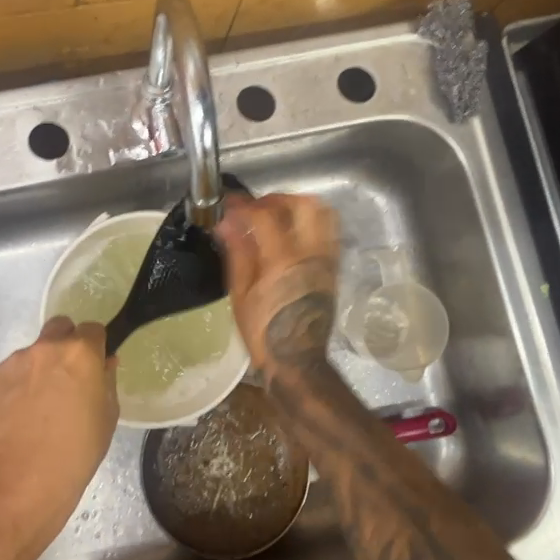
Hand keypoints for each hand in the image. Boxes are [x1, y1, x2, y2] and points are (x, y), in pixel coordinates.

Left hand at [0, 317, 118, 546]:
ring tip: (40, 402)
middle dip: (66, 343)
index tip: (94, 364)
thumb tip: (104, 364)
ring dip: (40, 366)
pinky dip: (19, 383)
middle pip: (59, 328)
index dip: (95, 345)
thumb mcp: (107, 415)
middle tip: (68, 375)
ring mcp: (16, 362)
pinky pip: (13, 371)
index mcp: (81, 353)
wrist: (27, 478)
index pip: (93, 329)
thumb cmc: (78, 450)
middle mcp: (47, 348)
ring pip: (33, 352)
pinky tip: (21, 412)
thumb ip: (106, 381)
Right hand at [213, 193, 341, 373]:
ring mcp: (327, 260)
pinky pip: (329, 231)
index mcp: (283, 262)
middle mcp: (310, 255)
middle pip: (303, 205)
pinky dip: (310, 222)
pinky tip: (291, 234)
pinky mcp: (334, 268)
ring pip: (323, 213)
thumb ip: (238, 254)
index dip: (245, 205)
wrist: (298, 360)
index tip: (230, 205)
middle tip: (256, 209)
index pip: (266, 216)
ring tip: (276, 217)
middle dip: (277, 199)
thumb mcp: (240, 296)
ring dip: (298, 207)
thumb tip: (226, 223)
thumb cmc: (263, 333)